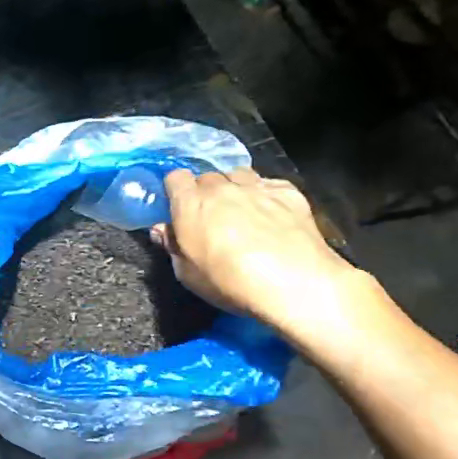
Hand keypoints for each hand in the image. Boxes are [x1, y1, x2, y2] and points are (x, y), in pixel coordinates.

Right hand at [151, 168, 379, 346]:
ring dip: (236, 188)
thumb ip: (172, 246)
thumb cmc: (230, 283)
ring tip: (242, 213)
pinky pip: (268, 184)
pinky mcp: (288, 191)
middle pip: (208, 177)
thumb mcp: (188, 275)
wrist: (294, 283)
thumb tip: (163, 229)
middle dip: (206, 193)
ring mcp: (257, 186)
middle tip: (212, 220)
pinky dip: (265, 195)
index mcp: (190, 203)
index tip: (181, 210)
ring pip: (239, 175)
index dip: (177, 192)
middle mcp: (222, 187)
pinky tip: (271, 216)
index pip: (175, 178)